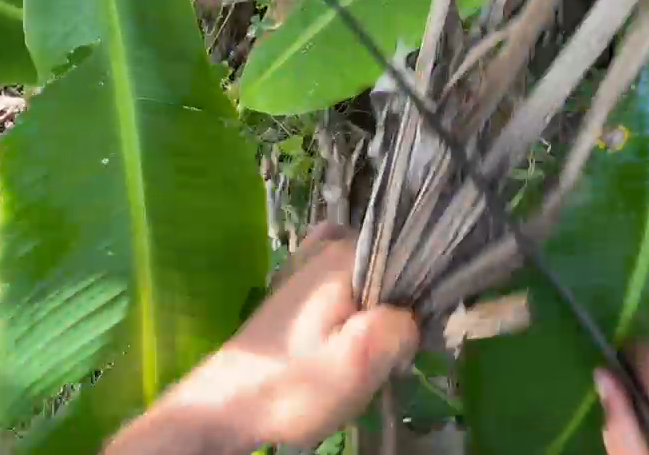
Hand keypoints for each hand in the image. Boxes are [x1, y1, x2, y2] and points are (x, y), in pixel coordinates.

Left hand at [104, 224, 419, 454]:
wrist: (227, 404)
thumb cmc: (292, 383)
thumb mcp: (357, 364)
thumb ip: (398, 330)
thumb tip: (415, 317)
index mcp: (345, 253)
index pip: (409, 252)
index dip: (421, 291)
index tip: (415, 331)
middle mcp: (328, 244)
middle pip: (389, 262)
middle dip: (398, 302)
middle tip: (389, 349)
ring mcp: (309, 260)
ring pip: (369, 274)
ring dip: (377, 308)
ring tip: (367, 348)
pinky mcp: (299, 283)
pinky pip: (345, 279)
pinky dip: (356, 299)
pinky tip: (352, 327)